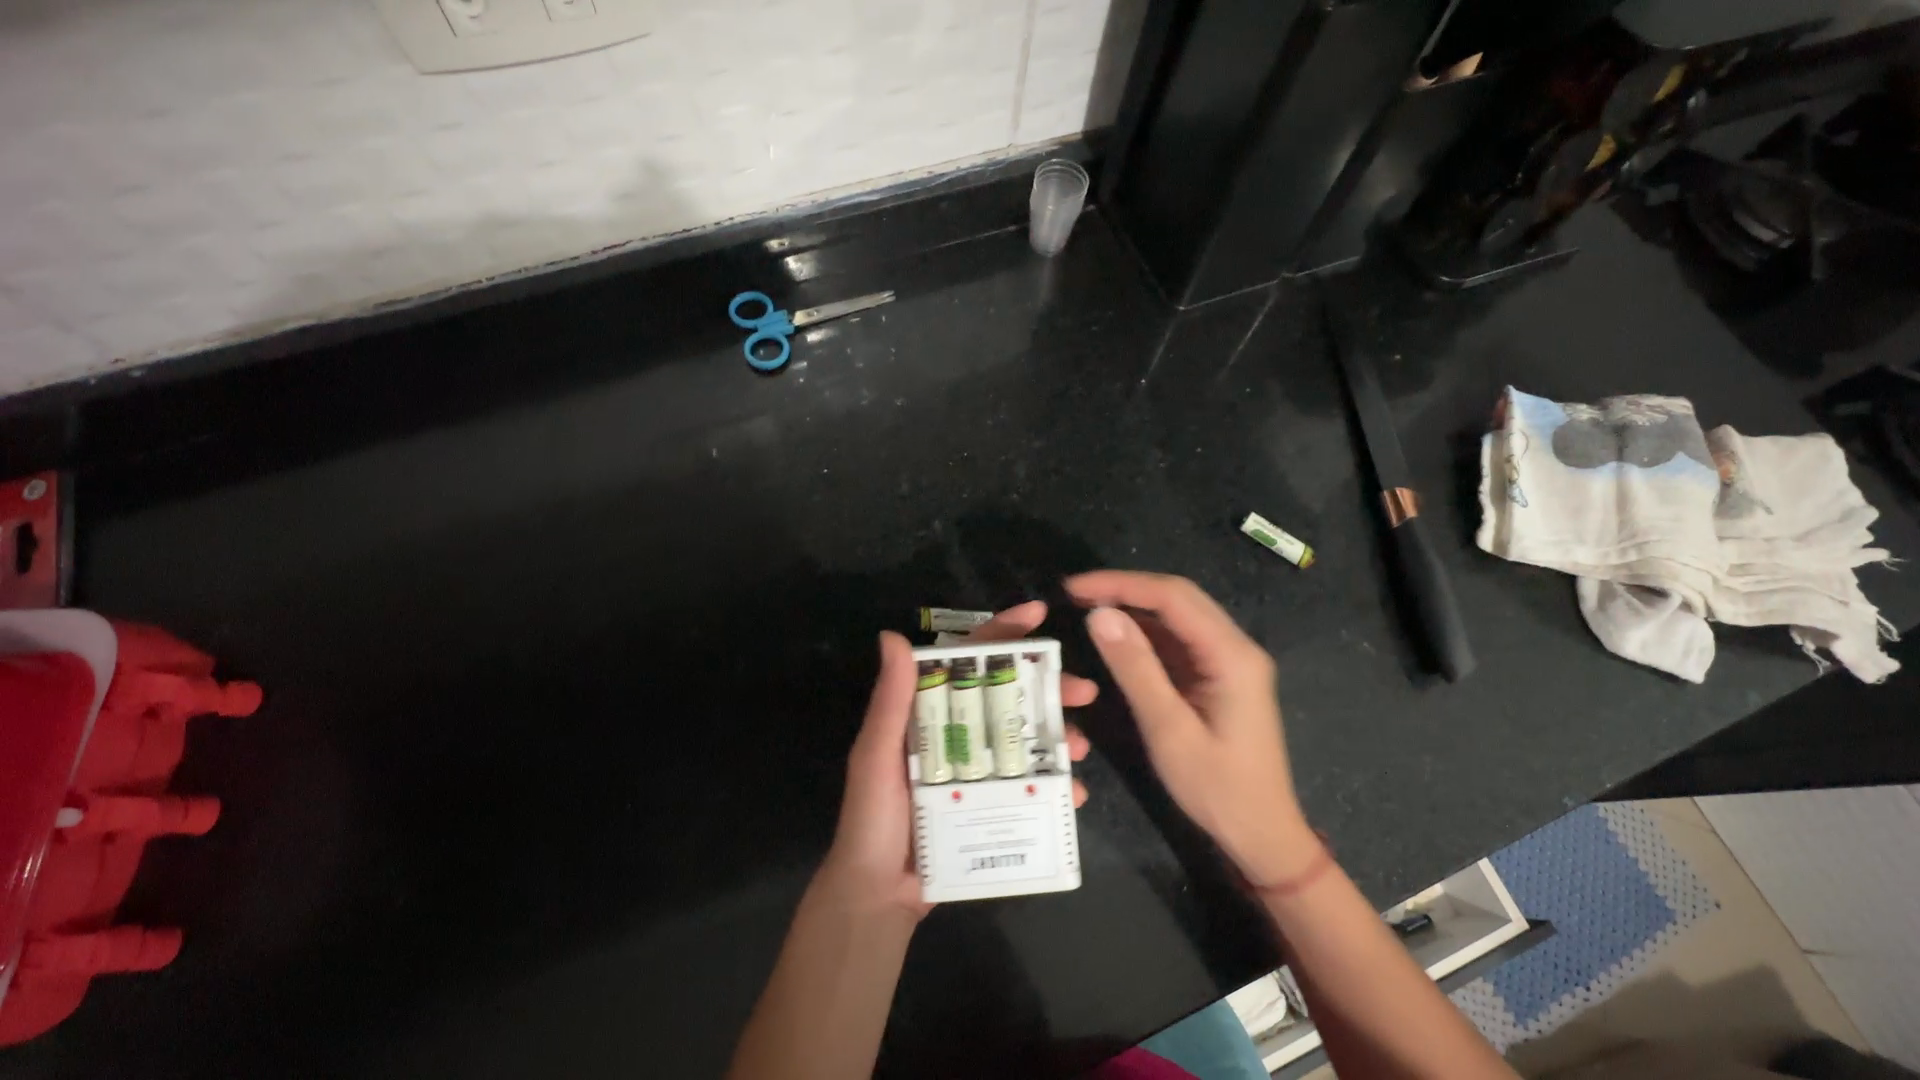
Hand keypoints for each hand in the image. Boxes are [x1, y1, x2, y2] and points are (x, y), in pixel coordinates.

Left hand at [819, 601, 1095, 920]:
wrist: (878, 894)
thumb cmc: (872, 817)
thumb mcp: (877, 754)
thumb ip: (890, 700)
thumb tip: (892, 636)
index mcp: (927, 713)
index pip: (966, 660)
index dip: (1001, 634)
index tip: (1039, 615)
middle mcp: (956, 734)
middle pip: (1008, 697)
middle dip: (1049, 688)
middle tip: (1085, 691)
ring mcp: (977, 770)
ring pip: (1026, 739)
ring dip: (1059, 737)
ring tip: (1083, 748)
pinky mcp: (992, 806)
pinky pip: (1031, 787)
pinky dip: (1057, 786)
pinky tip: (1076, 794)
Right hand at [1065, 571, 1317, 887]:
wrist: (1261, 833)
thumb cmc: (1216, 787)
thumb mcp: (1168, 729)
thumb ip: (1135, 668)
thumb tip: (1099, 615)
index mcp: (1232, 655)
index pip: (1173, 598)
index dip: (1121, 585)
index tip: (1074, 588)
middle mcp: (1236, 648)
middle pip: (1179, 599)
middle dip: (1126, 590)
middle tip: (1075, 595)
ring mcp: (1230, 663)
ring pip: (1179, 619)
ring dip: (1135, 610)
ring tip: (1087, 610)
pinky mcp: (1219, 679)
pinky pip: (1181, 644)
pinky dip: (1147, 636)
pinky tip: (1117, 638)